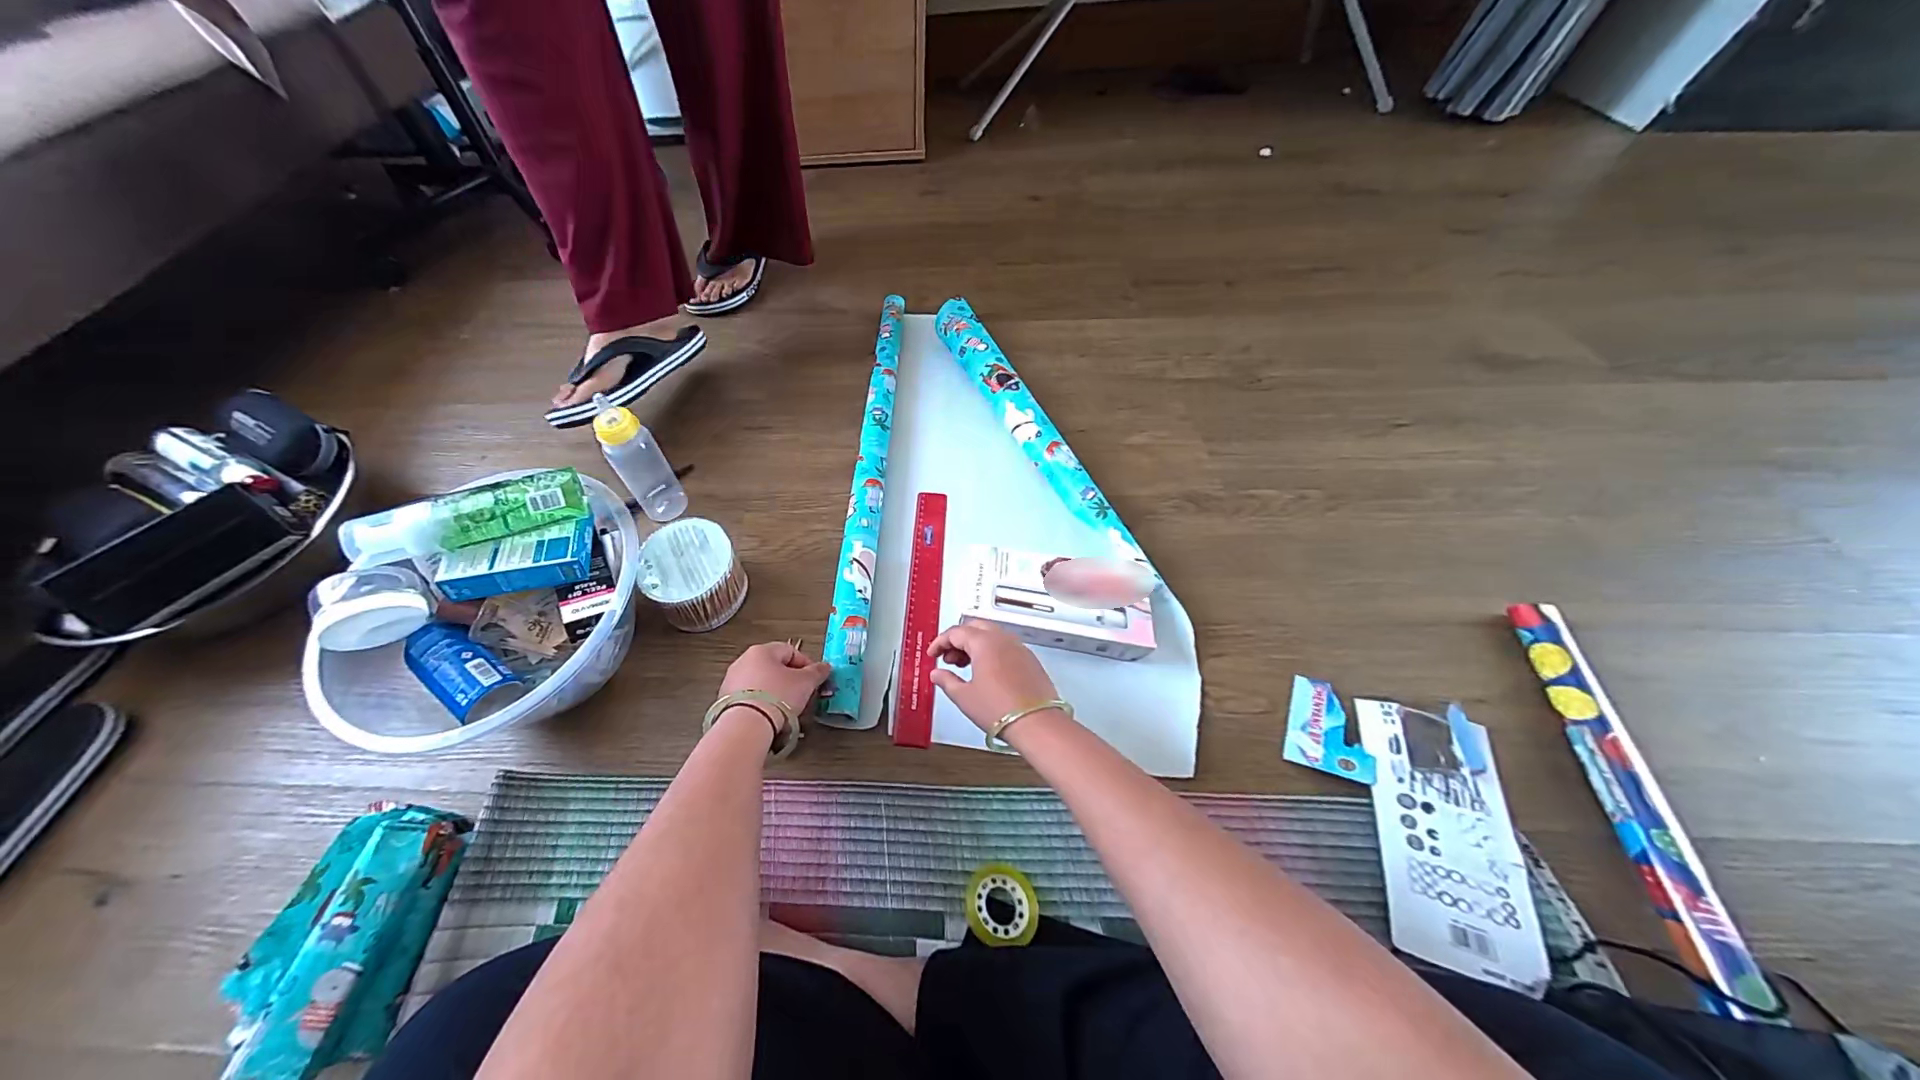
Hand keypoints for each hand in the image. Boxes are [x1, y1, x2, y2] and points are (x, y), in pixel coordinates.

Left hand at [718, 642, 832, 731]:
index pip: (790, 651)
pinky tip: (771, 717)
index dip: (806, 665)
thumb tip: (824, 668)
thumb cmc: (776, 697)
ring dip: (776, 694)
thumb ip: (817, 672)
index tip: (814, 679)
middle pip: (774, 667)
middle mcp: (743, 662)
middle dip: (791, 681)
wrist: (747, 725)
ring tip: (788, 709)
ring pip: (762, 684)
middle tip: (803, 694)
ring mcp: (732, 682)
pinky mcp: (726, 702)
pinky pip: (751, 699)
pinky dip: (762, 705)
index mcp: (761, 651)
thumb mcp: (805, 683)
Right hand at [926, 622, 1061, 733]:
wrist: (1035, 723)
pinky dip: (991, 651)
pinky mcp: (1030, 660)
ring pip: (992, 635)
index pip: (956, 632)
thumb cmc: (1000, 710)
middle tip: (948, 658)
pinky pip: (1006, 646)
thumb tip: (937, 674)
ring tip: (965, 666)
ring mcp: (1019, 648)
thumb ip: (946, 681)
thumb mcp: (964, 696)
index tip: (933, 653)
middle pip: (975, 627)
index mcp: (984, 643)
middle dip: (958, 639)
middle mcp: (1003, 639)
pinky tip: (986, 671)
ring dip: (975, 645)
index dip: (940, 642)